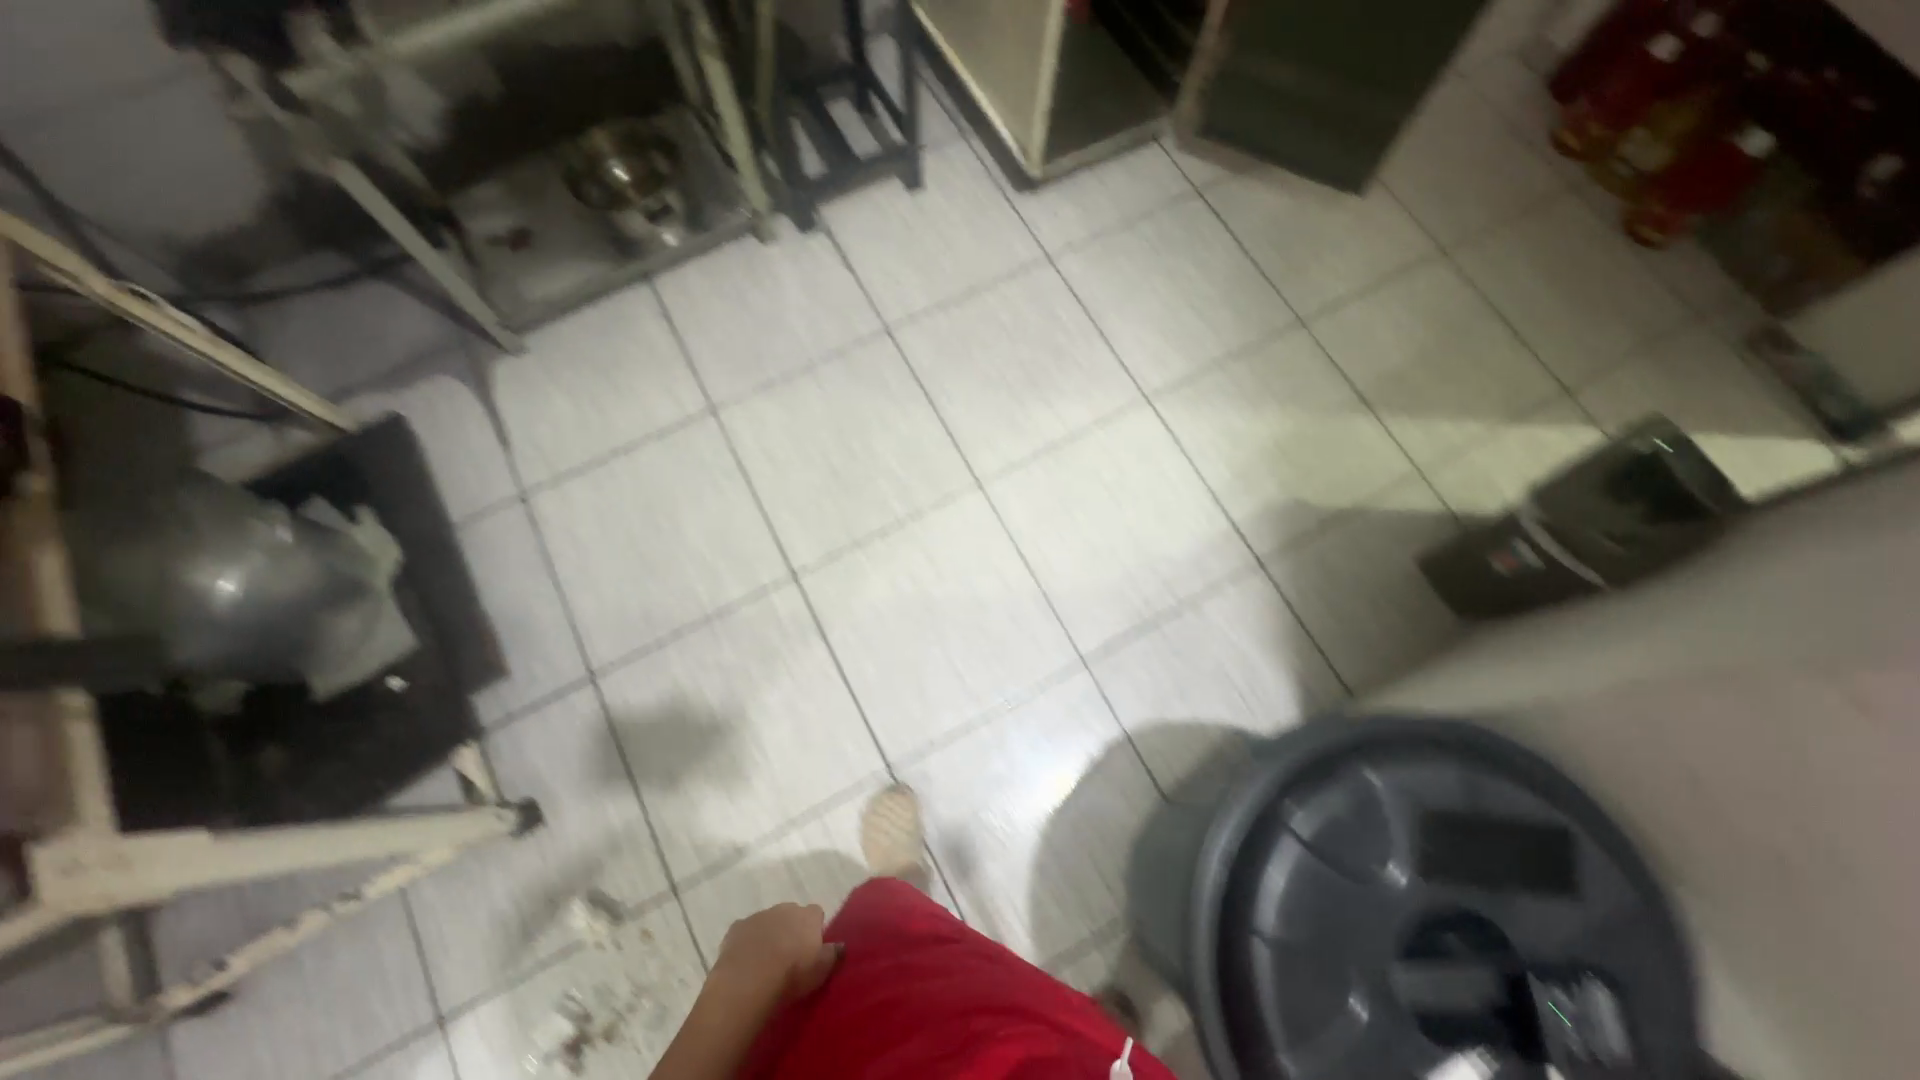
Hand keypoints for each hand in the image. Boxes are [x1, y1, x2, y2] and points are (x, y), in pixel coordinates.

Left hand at [714, 902, 841, 1003]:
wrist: (749, 980)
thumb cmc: (792, 974)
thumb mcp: (821, 970)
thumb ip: (834, 954)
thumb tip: (842, 945)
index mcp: (807, 916)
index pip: (816, 913)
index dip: (815, 929)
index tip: (812, 948)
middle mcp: (784, 909)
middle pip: (791, 915)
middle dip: (791, 929)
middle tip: (790, 955)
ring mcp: (758, 916)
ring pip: (768, 922)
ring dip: (769, 934)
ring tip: (767, 961)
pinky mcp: (736, 927)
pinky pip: (746, 931)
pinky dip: (748, 942)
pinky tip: (746, 961)